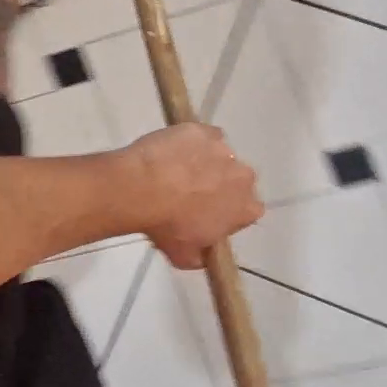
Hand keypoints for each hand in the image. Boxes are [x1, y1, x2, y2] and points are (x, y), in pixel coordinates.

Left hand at [125, 123, 262, 269]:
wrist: (140, 188)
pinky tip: (171, 150)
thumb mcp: (186, 257)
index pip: (246, 210)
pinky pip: (200, 134)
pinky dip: (189, 140)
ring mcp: (223, 148)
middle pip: (235, 179)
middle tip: (188, 190)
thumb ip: (203, 255)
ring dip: (203, 160)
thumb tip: (202, 253)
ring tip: (175, 168)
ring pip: (218, 154)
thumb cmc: (165, 226)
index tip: (206, 212)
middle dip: (218, 184)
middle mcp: (243, 176)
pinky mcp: (200, 129)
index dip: (226, 210)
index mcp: (246, 208)